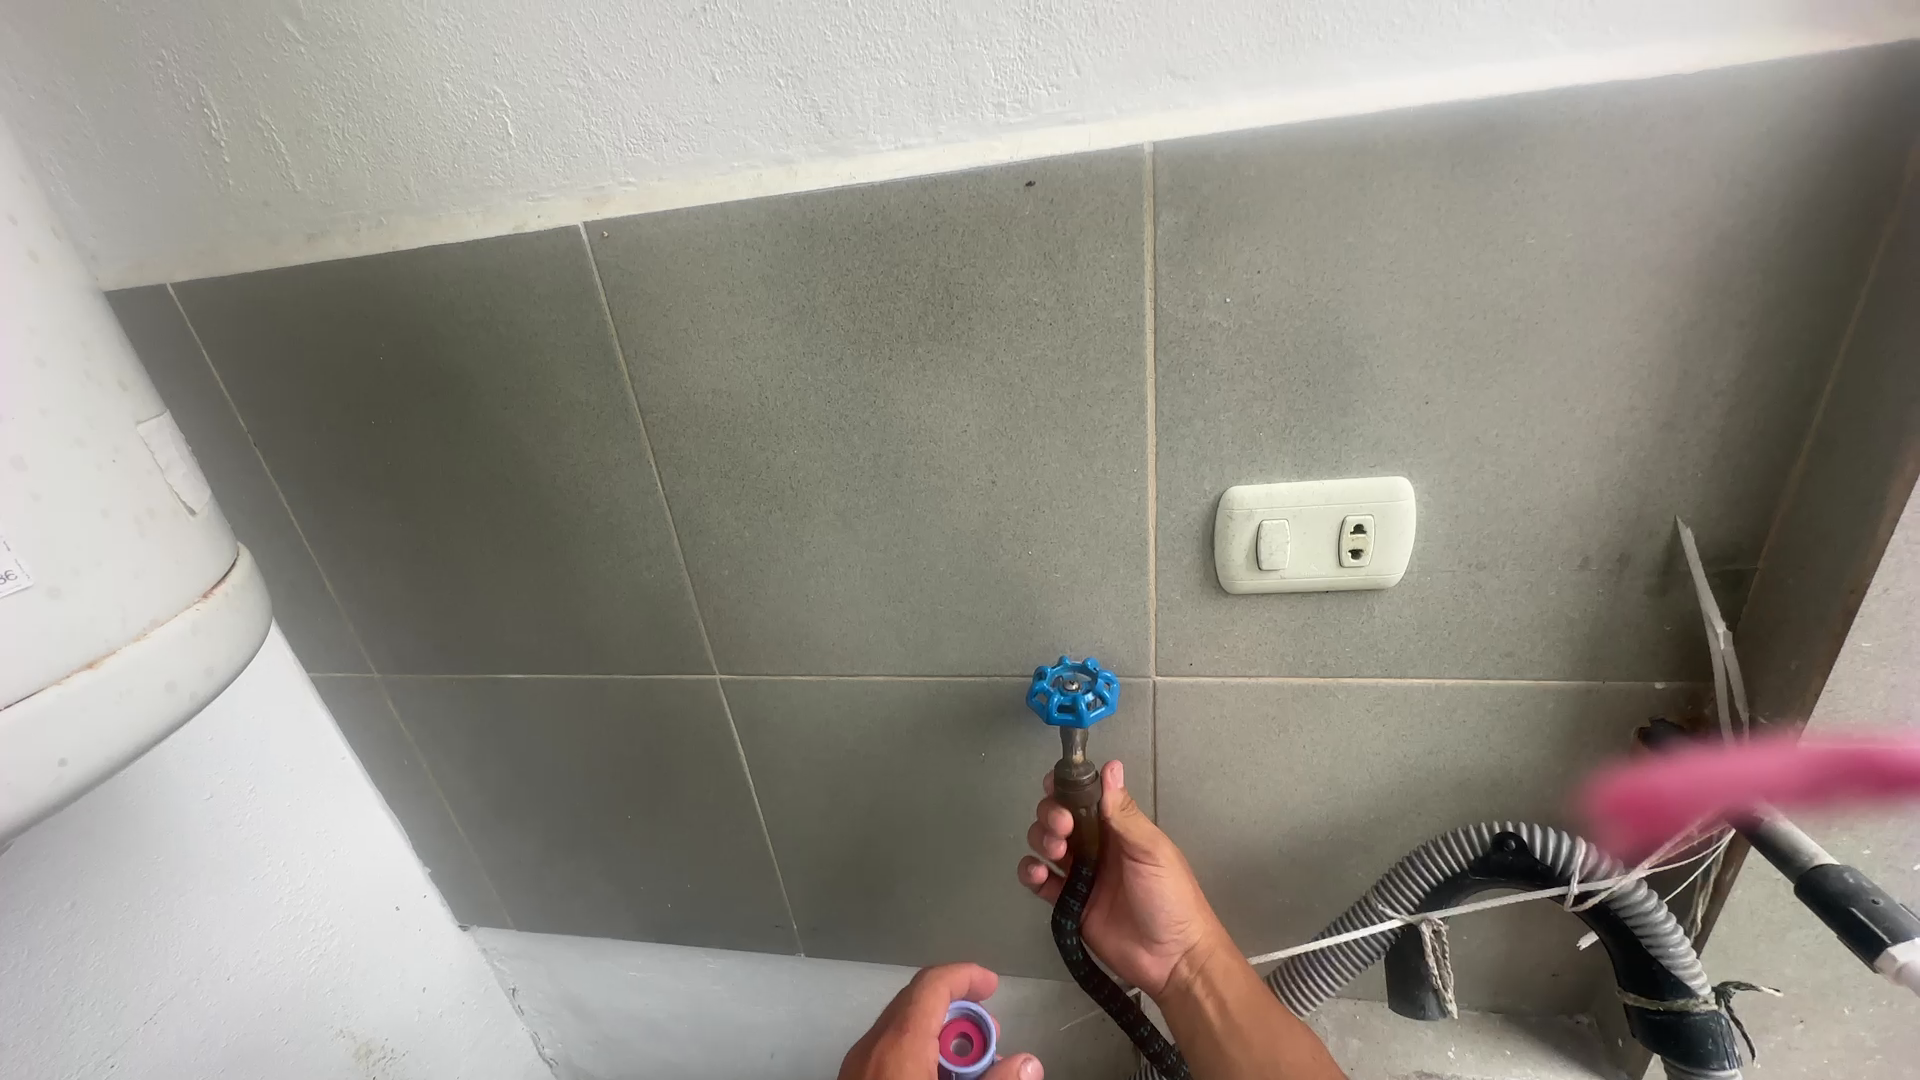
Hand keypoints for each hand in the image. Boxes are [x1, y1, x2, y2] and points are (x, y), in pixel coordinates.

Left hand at [837, 963, 1042, 1079]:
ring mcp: (855, 1068)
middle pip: (917, 1003)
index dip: (966, 977)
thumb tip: (1028, 1064)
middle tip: (991, 1038)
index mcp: (898, 1042)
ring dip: (938, 1038)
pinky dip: (916, 1056)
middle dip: (957, 1013)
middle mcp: (872, 1046)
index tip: (993, 986)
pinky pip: (888, 1054)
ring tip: (969, 1072)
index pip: (933, 984)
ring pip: (901, 1030)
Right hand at [1017, 760, 1228, 998]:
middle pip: (1058, 816)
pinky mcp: (1068, 903)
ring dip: (1040, 838)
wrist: (1173, 961)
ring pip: (1045, 843)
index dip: (1066, 786)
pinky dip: (1030, 872)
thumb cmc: (1170, 897)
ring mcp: (1079, 874)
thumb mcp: (1152, 850)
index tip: (1056, 785)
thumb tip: (1110, 766)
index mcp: (1117, 827)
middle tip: (1063, 827)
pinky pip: (1039, 881)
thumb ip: (1123, 812)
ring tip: (1055, 852)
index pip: (1084, 795)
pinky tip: (1037, 874)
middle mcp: (1095, 845)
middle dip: (1052, 813)